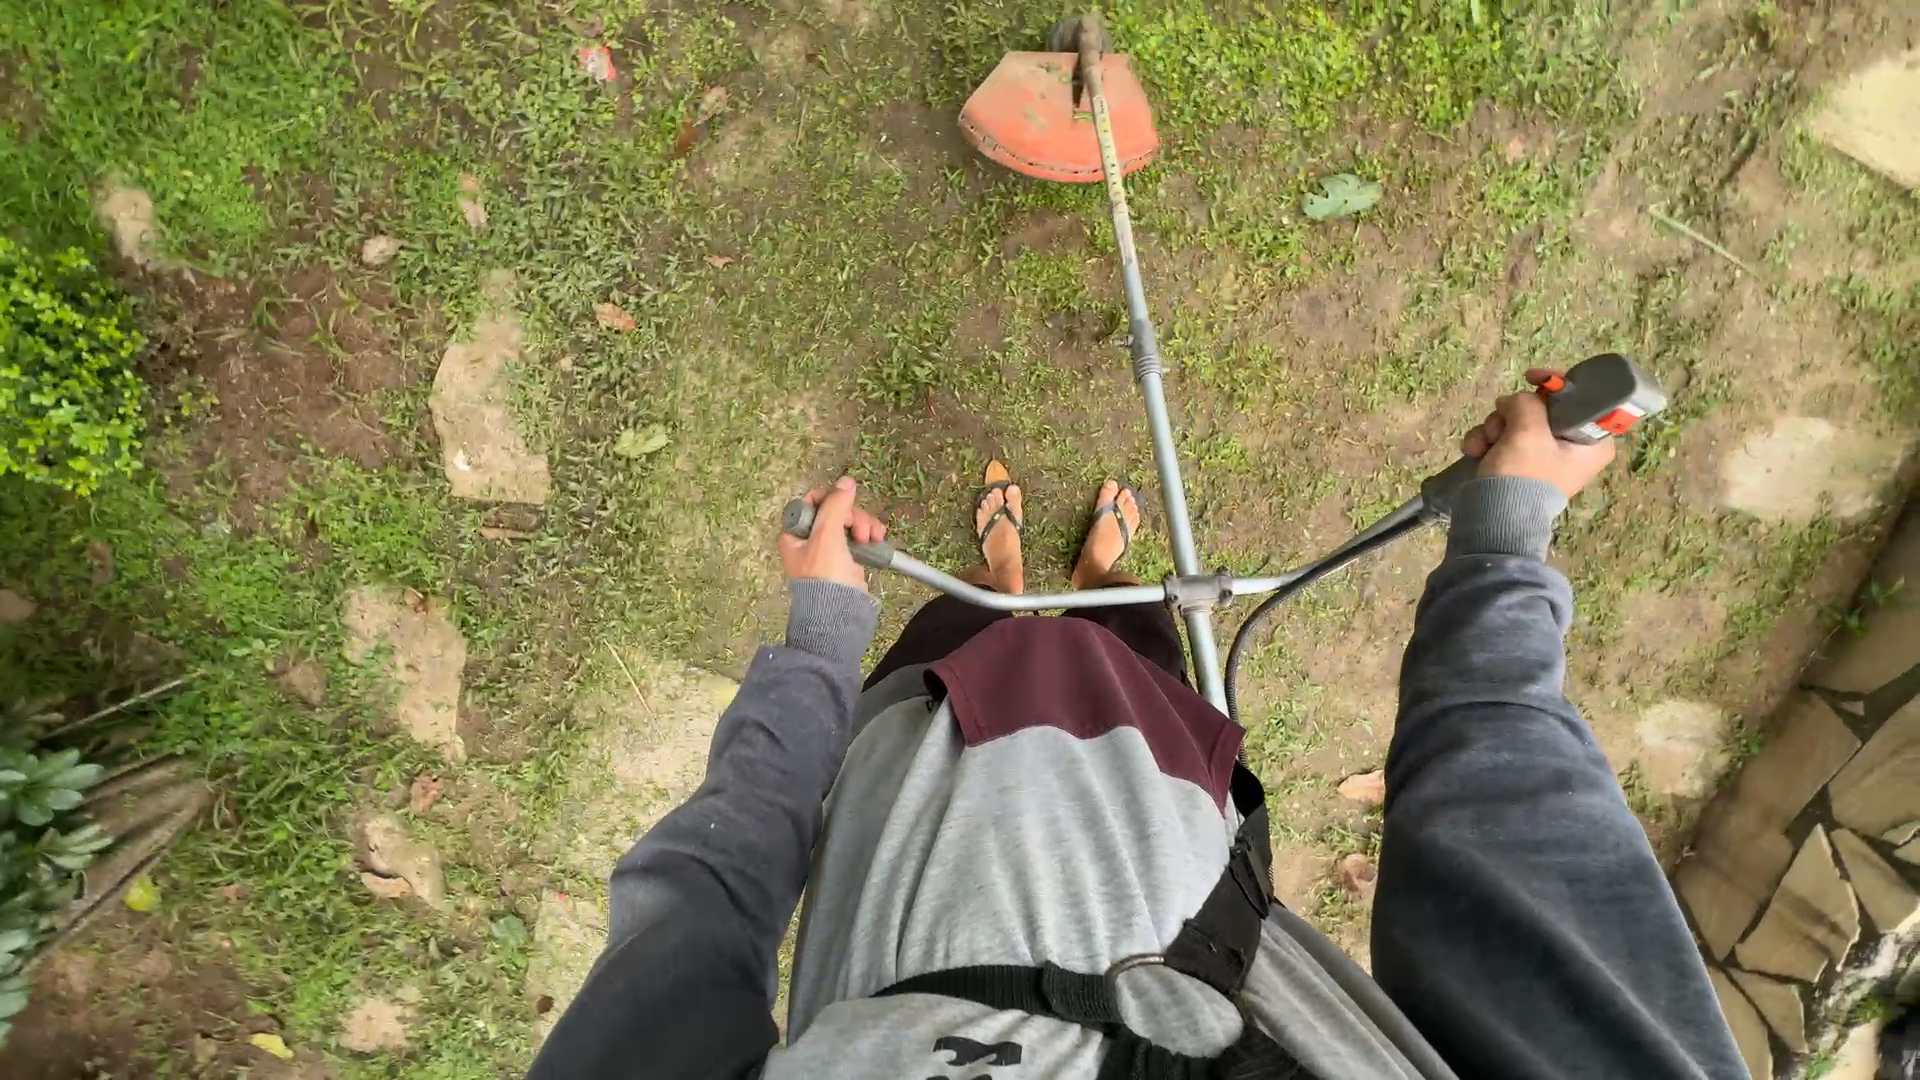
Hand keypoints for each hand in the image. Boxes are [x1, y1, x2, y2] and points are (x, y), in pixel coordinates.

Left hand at [777, 476, 886, 590]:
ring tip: (874, 538)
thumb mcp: (827, 535)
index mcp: (794, 532)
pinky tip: (878, 540)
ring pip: (849, 522)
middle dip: (854, 516)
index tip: (845, 508)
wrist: (839, 612)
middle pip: (834, 511)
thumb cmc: (826, 573)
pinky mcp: (845, 558)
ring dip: (864, 525)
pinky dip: (868, 535)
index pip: (812, 502)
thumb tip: (846, 481)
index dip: (831, 500)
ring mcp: (828, 549)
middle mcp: (808, 538)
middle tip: (863, 531)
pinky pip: (857, 536)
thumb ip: (835, 505)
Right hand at [1462, 369, 1615, 497]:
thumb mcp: (1527, 433)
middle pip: (1540, 411)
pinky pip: (1501, 441)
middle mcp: (1571, 448)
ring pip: (1515, 424)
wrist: (1493, 518)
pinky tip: (1474, 452)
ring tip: (1480, 445)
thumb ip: (1526, 404)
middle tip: (1497, 427)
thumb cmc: (1522, 476)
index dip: (1554, 385)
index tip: (1530, 377)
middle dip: (1510, 415)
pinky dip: (1484, 442)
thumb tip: (1514, 400)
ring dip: (1491, 429)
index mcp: (1592, 442)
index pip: (1581, 399)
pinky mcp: (1516, 466)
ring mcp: (1542, 458)